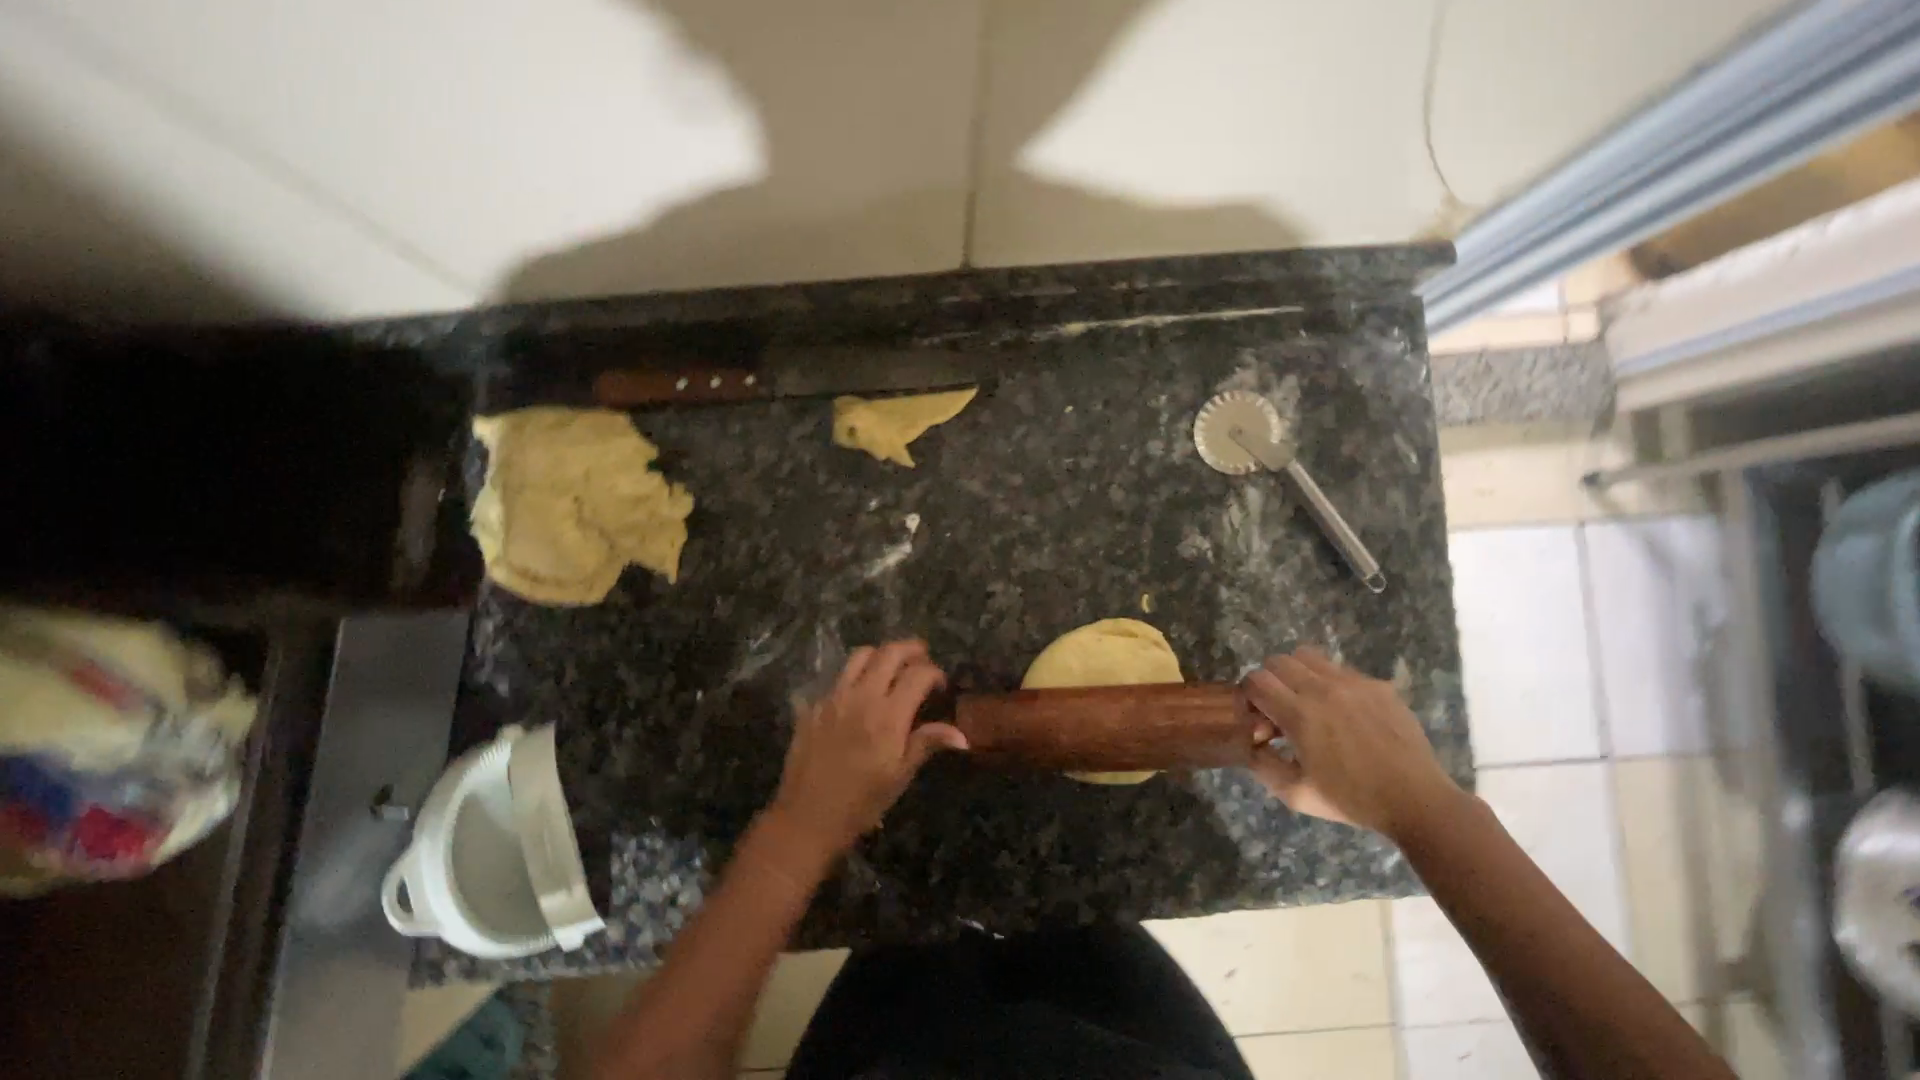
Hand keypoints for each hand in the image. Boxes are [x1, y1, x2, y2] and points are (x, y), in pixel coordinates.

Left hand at [768, 640, 966, 856]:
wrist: (807, 817)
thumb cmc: (861, 803)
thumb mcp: (900, 776)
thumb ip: (926, 744)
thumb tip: (962, 735)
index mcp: (888, 715)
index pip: (918, 674)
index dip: (934, 673)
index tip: (940, 685)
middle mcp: (861, 696)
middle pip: (889, 653)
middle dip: (911, 649)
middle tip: (922, 657)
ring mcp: (833, 697)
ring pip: (860, 656)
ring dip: (880, 655)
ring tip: (890, 667)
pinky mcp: (813, 706)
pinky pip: (837, 677)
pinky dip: (853, 675)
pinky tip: (858, 694)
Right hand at [1238, 647, 1463, 841]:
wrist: (1415, 800)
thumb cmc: (1351, 800)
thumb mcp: (1295, 794)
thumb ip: (1261, 765)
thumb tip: (1251, 742)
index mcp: (1300, 714)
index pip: (1255, 680)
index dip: (1248, 698)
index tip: (1260, 722)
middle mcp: (1323, 689)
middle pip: (1277, 661)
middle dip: (1270, 683)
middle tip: (1281, 713)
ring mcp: (1354, 683)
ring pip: (1308, 656)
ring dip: (1298, 676)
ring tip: (1309, 706)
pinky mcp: (1378, 685)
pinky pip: (1341, 670)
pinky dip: (1330, 684)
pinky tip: (1344, 715)